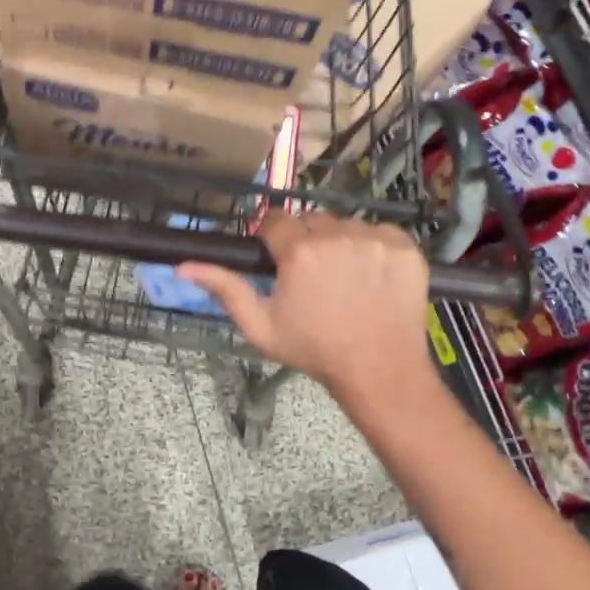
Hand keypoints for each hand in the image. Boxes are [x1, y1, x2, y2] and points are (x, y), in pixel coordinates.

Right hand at [179, 212, 438, 404]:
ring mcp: (375, 239)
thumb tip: (183, 265)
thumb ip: (225, 289)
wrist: (379, 369)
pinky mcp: (405, 247)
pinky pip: (380, 231)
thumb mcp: (260, 326)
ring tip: (343, 278)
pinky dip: (373, 246)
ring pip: (345, 224)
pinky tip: (370, 276)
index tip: (278, 260)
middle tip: (311, 276)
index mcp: (299, 252)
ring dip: (339, 242)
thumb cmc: (314, 350)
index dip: (272, 239)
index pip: (275, 220)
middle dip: (305, 240)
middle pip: (311, 220)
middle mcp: (337, 236)